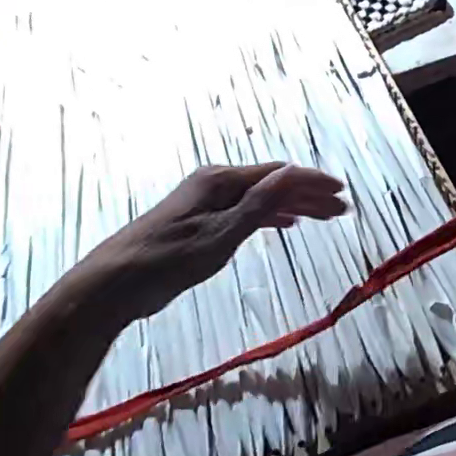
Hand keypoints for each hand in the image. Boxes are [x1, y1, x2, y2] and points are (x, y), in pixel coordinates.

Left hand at [84, 163, 347, 320]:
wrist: (114, 283)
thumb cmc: (169, 260)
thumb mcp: (221, 235)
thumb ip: (260, 204)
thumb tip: (294, 172)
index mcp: (221, 180)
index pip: (278, 174)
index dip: (312, 183)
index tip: (341, 193)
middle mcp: (215, 184)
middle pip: (272, 183)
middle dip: (307, 194)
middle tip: (340, 209)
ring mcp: (207, 203)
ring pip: (260, 198)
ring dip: (292, 206)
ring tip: (322, 217)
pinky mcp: (200, 223)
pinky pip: (246, 212)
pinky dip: (269, 216)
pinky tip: (284, 225)